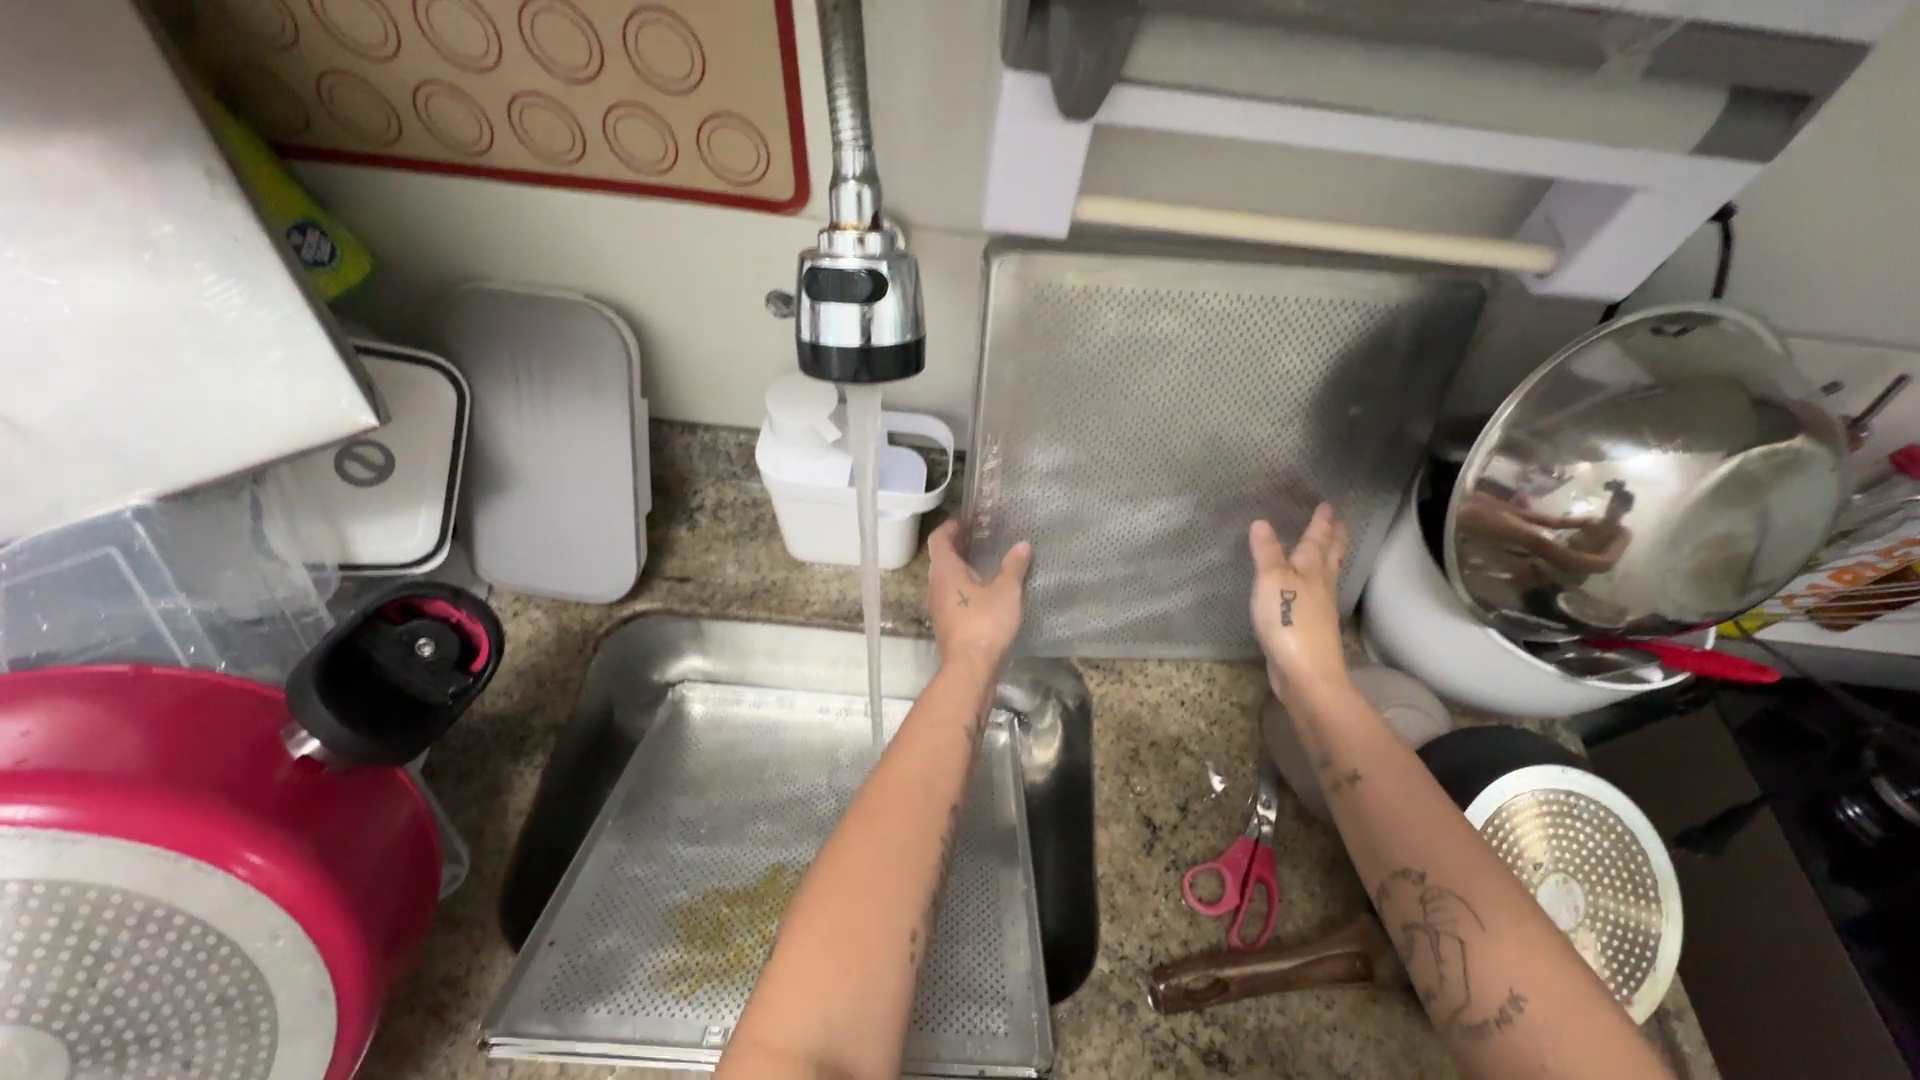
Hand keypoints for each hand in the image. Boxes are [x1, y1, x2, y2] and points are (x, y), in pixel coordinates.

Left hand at [926, 521, 1030, 669]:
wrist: (970, 669)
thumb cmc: (985, 623)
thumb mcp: (1006, 591)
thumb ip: (1013, 567)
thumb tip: (1022, 545)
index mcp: (945, 571)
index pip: (938, 540)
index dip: (949, 527)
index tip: (964, 521)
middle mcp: (935, 586)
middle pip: (940, 559)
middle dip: (956, 548)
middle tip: (978, 540)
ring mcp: (938, 608)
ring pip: (945, 581)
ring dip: (960, 570)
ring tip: (983, 565)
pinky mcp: (946, 626)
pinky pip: (951, 598)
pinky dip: (963, 590)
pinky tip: (983, 594)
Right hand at [1248, 504, 1350, 704]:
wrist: (1306, 672)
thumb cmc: (1289, 621)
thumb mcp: (1271, 581)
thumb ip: (1267, 552)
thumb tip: (1262, 522)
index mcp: (1311, 570)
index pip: (1317, 540)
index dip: (1320, 522)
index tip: (1328, 506)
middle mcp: (1320, 585)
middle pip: (1330, 557)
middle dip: (1333, 539)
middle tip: (1340, 523)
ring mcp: (1319, 608)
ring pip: (1326, 576)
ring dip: (1329, 559)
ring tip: (1329, 549)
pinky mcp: (1312, 628)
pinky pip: (1316, 596)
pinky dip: (1315, 584)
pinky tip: (1309, 590)